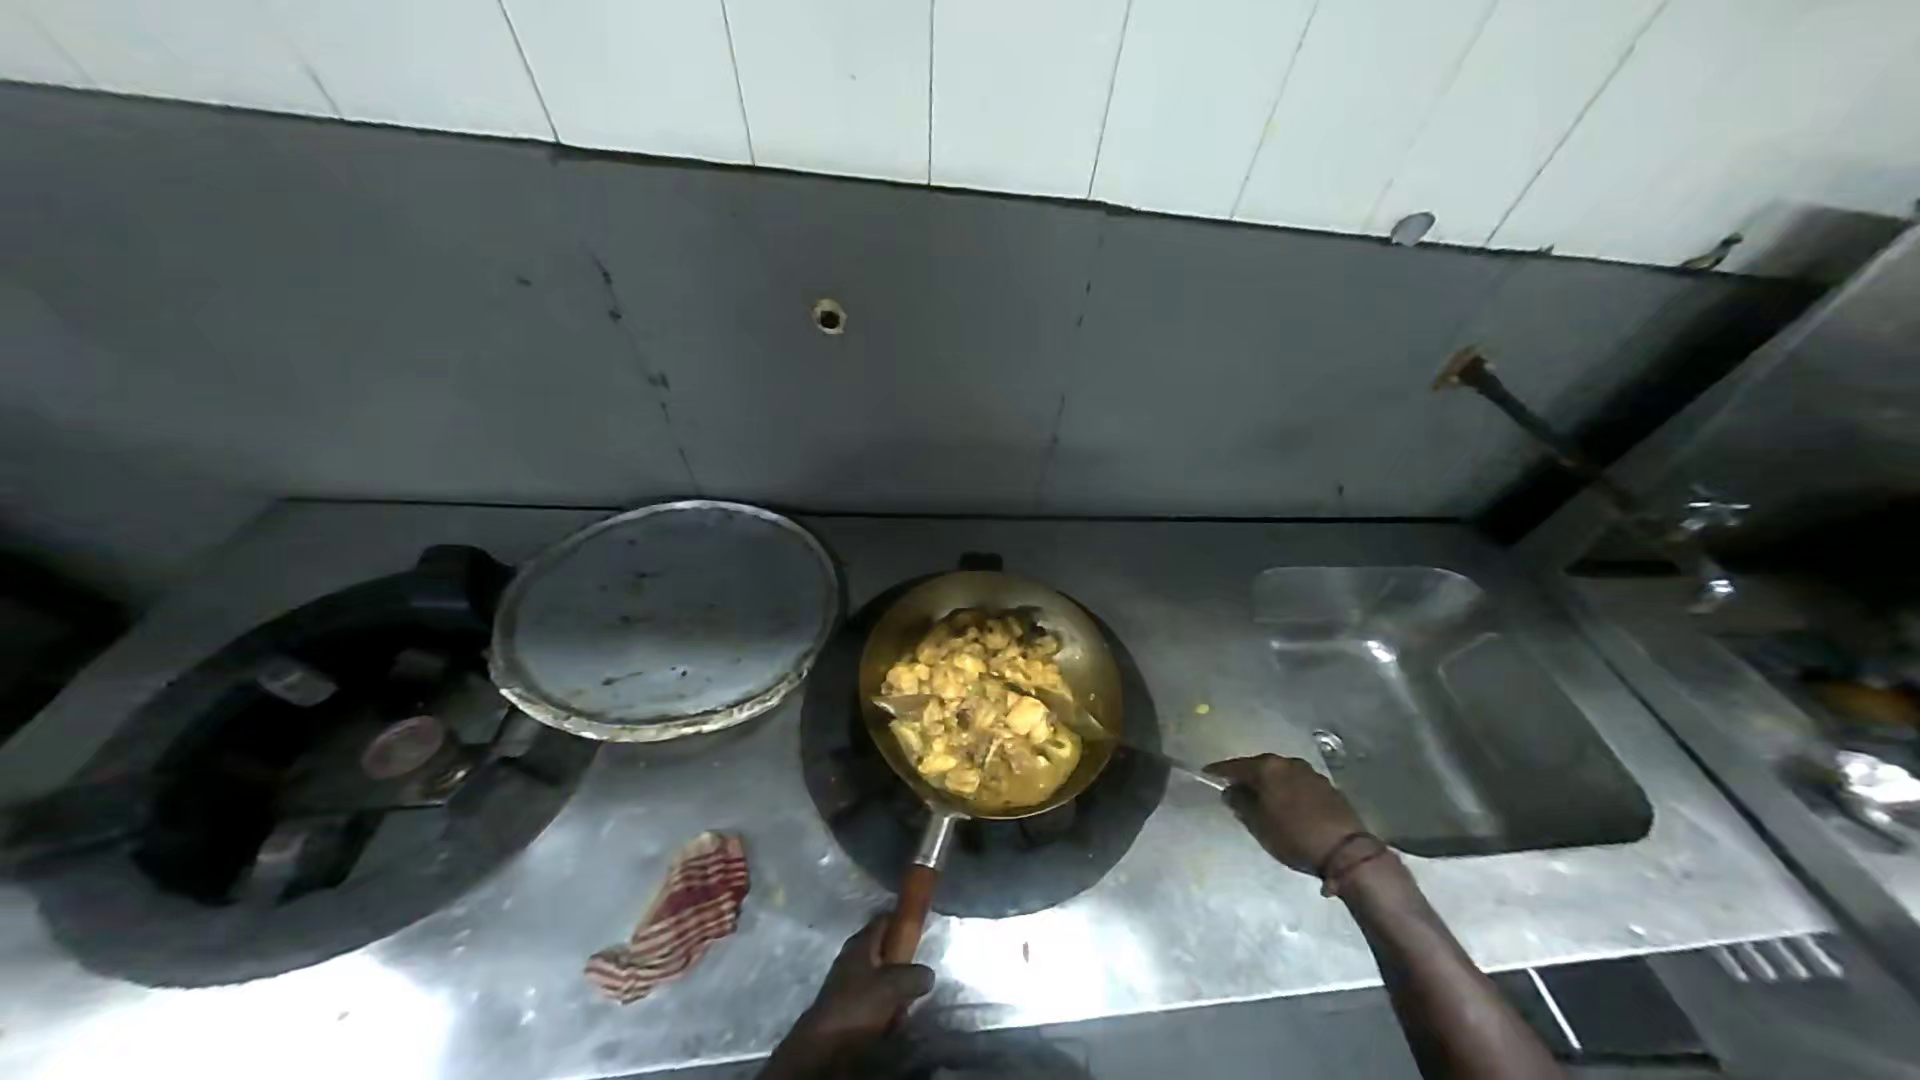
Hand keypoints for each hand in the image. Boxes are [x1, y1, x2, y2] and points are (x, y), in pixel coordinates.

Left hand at [762, 915, 933, 1078]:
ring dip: (895, 992)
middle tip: (916, 977)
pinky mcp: (847, 1007)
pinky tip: (891, 1023)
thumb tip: (928, 974)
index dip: (903, 920)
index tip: (921, 929)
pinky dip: (884, 1010)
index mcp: (861, 943)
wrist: (824, 1046)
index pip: (885, 920)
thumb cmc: (858, 1004)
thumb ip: (915, 975)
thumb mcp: (894, 984)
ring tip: (904, 1007)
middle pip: (885, 951)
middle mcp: (853, 958)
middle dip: (903, 965)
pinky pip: (873, 1001)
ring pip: (881, 979)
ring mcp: (848, 983)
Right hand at [1206, 754, 1368, 874]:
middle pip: (1258, 766)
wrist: (1347, 851)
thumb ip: (1239, 803)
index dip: (1219, 771)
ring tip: (1260, 796)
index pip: (1234, 766)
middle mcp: (1287, 763)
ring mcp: (1309, 772)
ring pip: (1279, 773)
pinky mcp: (1326, 786)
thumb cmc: (1294, 836)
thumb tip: (1230, 790)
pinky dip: (1286, 789)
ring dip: (1268, 782)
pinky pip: (1296, 782)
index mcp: (1266, 768)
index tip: (1206, 774)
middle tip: (1234, 787)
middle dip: (1246, 776)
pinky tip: (1285, 802)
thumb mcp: (1258, 824)